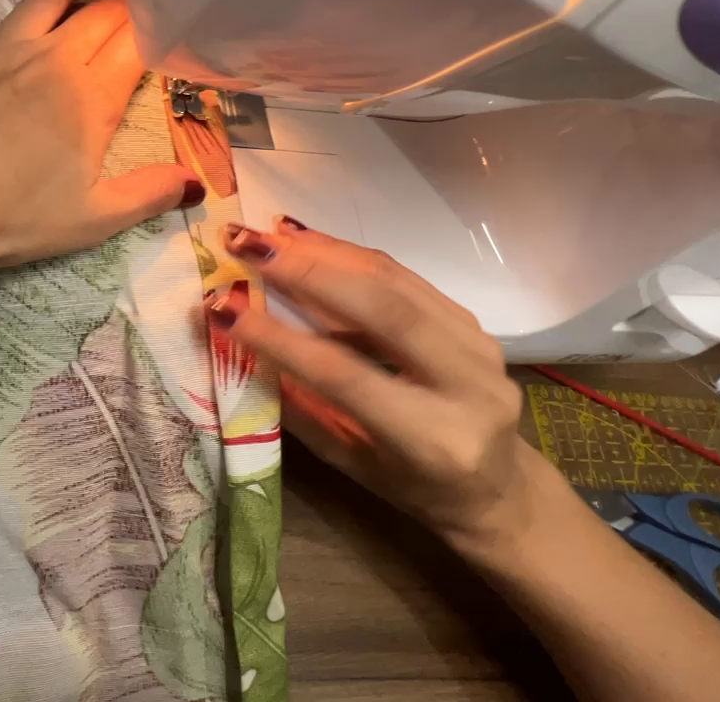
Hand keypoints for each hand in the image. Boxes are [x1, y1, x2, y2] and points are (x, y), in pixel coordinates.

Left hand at [0, 0, 201, 348]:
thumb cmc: (8, 218)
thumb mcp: (90, 221)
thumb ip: (146, 196)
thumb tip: (195, 183)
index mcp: (89, 98)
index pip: (133, 48)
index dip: (157, 26)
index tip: (175, 8)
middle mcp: (47, 60)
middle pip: (95, 18)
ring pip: (41, 0)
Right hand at [210, 220, 536, 553]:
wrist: (497, 486)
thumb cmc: (408, 484)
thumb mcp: (346, 460)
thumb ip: (297, 403)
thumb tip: (235, 342)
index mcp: (432, 439)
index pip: (345, 375)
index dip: (279, 338)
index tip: (221, 306)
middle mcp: (468, 388)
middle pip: (383, 311)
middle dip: (307, 272)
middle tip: (246, 247)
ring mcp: (478, 348)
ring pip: (394, 282)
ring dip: (323, 252)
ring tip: (268, 234)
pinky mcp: (473, 322)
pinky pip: (404, 277)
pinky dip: (348, 254)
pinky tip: (305, 238)